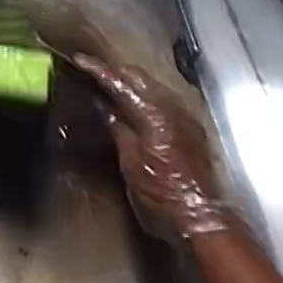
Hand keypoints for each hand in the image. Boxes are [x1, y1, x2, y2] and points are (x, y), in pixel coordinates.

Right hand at [73, 53, 230, 238]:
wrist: (204, 222)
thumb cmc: (162, 195)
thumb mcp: (131, 164)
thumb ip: (119, 129)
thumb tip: (107, 108)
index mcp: (153, 112)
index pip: (119, 82)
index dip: (97, 70)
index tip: (79, 59)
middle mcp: (172, 106)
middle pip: (138, 76)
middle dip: (116, 71)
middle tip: (93, 72)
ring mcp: (184, 115)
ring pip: (152, 86)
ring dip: (132, 83)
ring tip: (111, 86)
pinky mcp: (191, 128)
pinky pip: (163, 99)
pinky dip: (146, 97)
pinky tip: (136, 106)